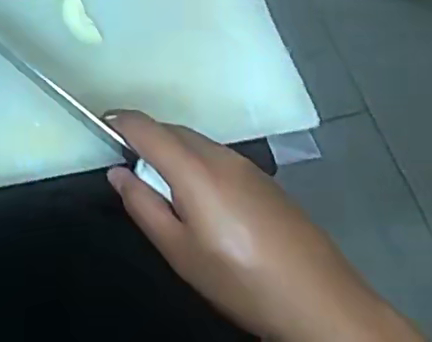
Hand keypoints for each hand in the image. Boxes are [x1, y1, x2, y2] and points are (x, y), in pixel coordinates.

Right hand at [106, 112, 422, 341]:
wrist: (330, 309)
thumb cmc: (245, 282)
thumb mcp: (180, 253)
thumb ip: (142, 207)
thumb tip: (119, 173)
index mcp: (193, 169)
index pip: (143, 125)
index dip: (117, 122)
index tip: (101, 131)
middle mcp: (219, 155)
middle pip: (169, 129)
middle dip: (145, 140)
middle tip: (135, 176)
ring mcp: (247, 166)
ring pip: (194, 142)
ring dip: (172, 152)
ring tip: (171, 196)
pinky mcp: (266, 181)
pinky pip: (217, 157)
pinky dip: (197, 164)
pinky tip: (208, 205)